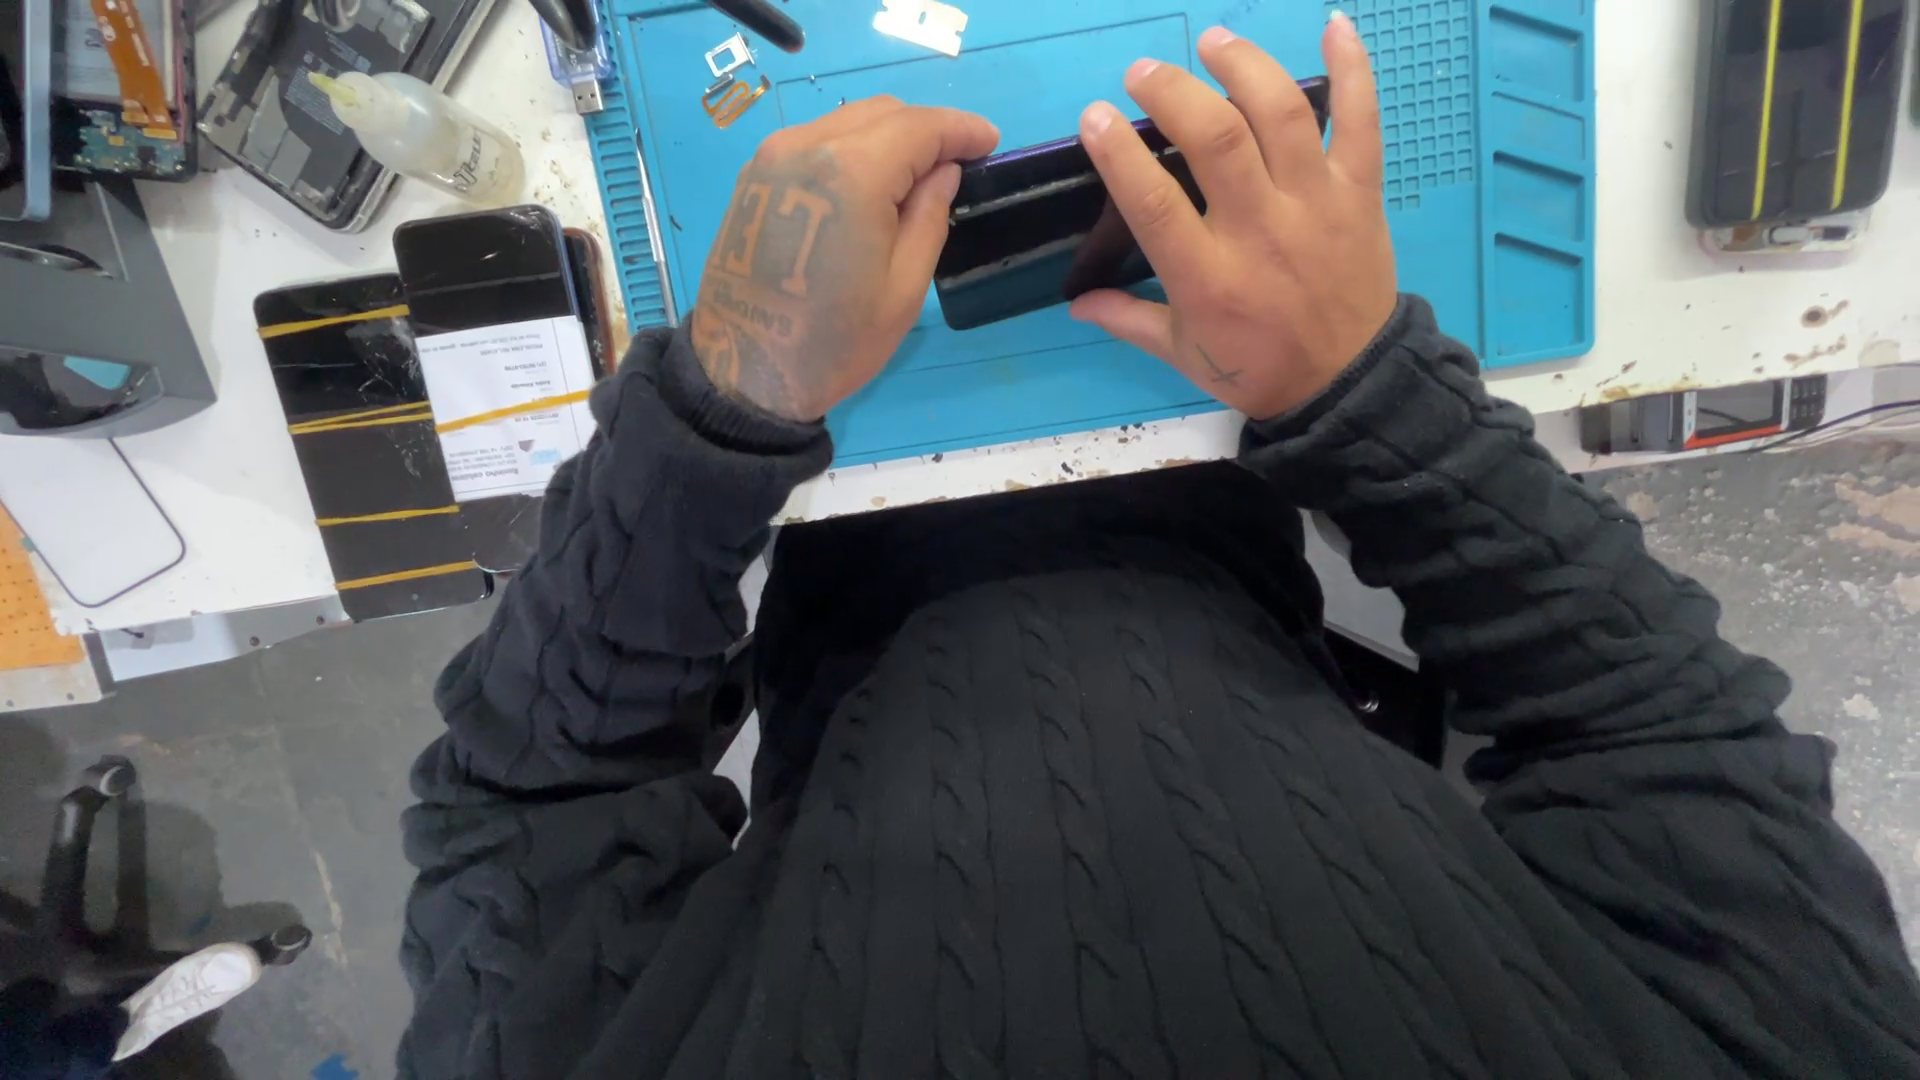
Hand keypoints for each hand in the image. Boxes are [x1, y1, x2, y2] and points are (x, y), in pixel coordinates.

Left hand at [689, 98, 999, 420]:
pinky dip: (852, 152)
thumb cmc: (837, 342)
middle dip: (925, 132)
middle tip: (957, 165)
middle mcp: (805, 146)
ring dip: (888, 140)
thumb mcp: (904, 290)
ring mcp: (771, 158)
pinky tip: (868, 188)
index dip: (960, 130)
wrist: (748, 372)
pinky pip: (815, 144)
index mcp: (851, 173)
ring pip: (845, 124)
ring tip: (915, 179)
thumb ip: (929, 217)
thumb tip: (943, 173)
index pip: (918, 127)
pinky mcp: (753, 178)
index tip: (989, 141)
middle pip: (880, 113)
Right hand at [1070, 16, 1396, 419]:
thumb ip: (1128, 321)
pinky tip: (1333, 24)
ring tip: (1212, 40)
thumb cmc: (1254, 368)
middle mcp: (1260, 230)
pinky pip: (1361, 118)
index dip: (1120, 154)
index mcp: (1207, 278)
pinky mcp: (1359, 192)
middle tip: (1143, 73)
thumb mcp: (1182, 354)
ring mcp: (1314, 204)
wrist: (1345, 382)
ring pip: (1281, 113)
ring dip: (1243, 65)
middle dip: (1173, 92)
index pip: (1154, 203)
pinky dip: (1354, 66)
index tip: (1095, 118)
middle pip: (1216, 139)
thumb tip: (1076, 302)